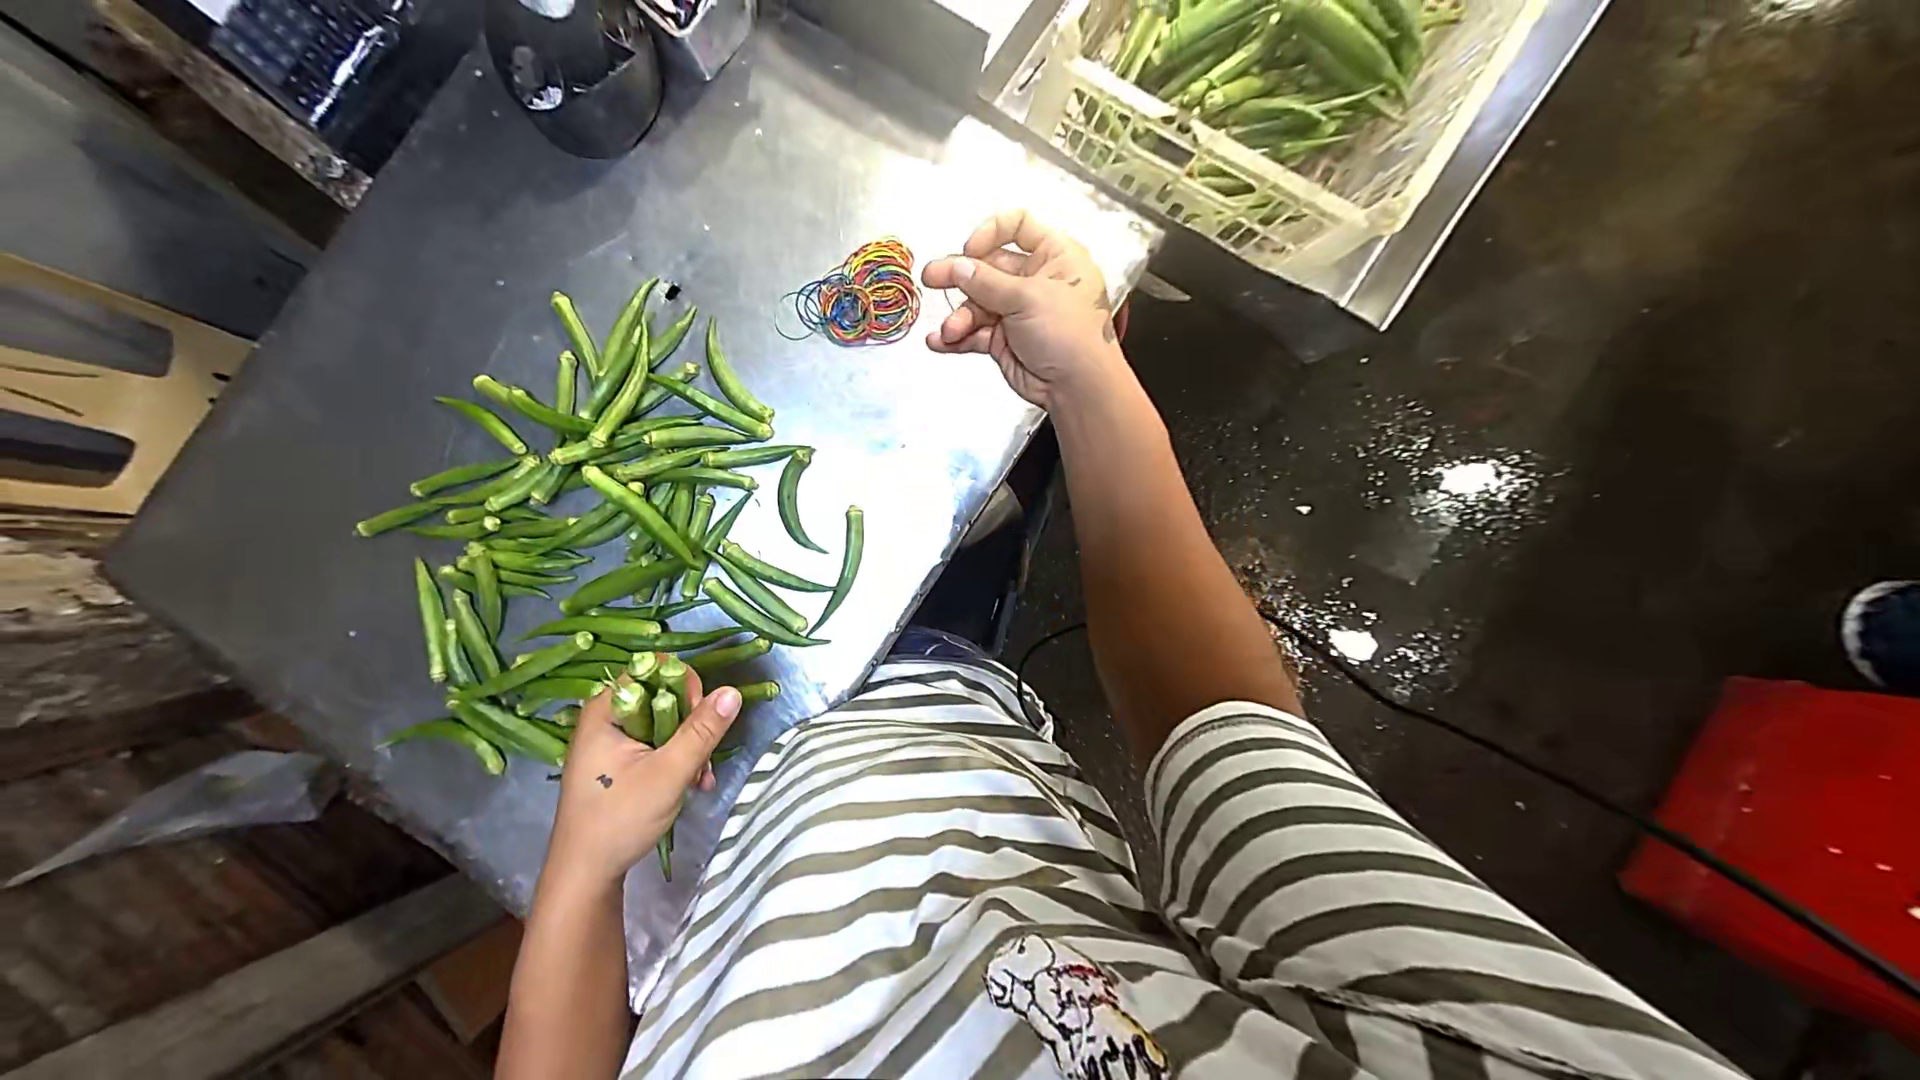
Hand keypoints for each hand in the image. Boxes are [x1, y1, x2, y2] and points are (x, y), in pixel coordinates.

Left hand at [540, 666, 741, 892]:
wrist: (586, 877)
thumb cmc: (618, 820)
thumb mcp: (668, 772)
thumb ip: (702, 730)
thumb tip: (733, 691)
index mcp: (606, 711)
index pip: (653, 670)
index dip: (684, 685)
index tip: (699, 716)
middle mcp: (608, 718)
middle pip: (664, 695)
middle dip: (693, 722)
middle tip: (702, 755)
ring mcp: (614, 740)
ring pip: (668, 720)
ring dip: (692, 744)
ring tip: (699, 777)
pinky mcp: (622, 760)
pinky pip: (661, 741)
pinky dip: (681, 757)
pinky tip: (693, 783)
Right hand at [922, 210, 1128, 410]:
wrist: (1077, 388)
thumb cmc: (1072, 335)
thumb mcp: (1028, 297)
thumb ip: (987, 281)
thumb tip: (959, 266)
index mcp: (1055, 256)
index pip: (1019, 227)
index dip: (991, 233)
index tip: (970, 249)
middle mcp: (1036, 281)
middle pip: (989, 268)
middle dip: (960, 277)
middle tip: (932, 279)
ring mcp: (1019, 312)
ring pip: (978, 305)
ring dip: (960, 317)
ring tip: (950, 331)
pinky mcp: (1005, 341)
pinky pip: (975, 333)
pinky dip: (958, 338)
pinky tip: (940, 341)